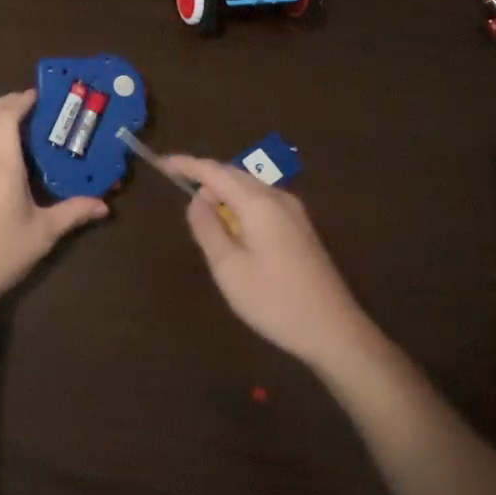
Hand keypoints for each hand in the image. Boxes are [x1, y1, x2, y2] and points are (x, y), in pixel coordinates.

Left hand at [0, 90, 108, 304]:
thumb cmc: (3, 250)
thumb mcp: (45, 231)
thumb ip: (74, 212)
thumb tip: (104, 204)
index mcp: (1, 162)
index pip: (7, 115)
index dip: (22, 100)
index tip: (42, 95)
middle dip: (9, 102)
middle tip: (35, 105)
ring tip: (25, 126)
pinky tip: (9, 156)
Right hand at [163, 156, 369, 363]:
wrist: (335, 331)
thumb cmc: (274, 300)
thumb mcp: (228, 267)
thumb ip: (207, 227)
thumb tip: (197, 200)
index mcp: (258, 202)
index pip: (213, 170)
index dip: (185, 164)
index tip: (160, 163)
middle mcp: (277, 197)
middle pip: (233, 174)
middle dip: (204, 177)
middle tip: (178, 190)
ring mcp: (294, 212)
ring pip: (249, 187)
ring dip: (223, 193)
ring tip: (204, 215)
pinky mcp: (301, 228)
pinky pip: (261, 202)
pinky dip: (240, 205)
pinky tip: (233, 230)